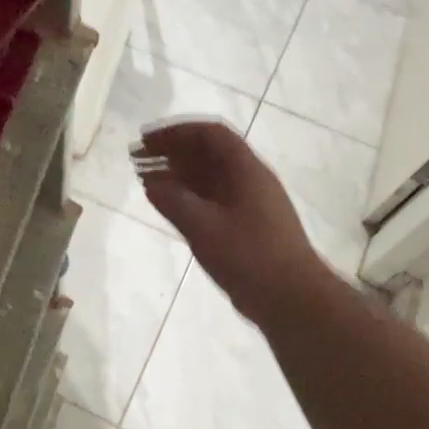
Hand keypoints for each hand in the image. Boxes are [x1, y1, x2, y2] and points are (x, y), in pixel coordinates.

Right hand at [136, 119, 327, 321]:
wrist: (291, 297)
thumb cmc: (249, 257)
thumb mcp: (205, 228)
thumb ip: (175, 201)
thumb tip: (152, 183)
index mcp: (246, 171)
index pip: (209, 135)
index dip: (176, 132)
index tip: (145, 139)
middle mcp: (249, 181)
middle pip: (207, 153)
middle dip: (171, 151)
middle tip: (137, 158)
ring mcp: (248, 204)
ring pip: (208, 178)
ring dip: (176, 174)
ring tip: (144, 178)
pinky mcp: (245, 227)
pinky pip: (211, 200)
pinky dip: (186, 197)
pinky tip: (167, 204)